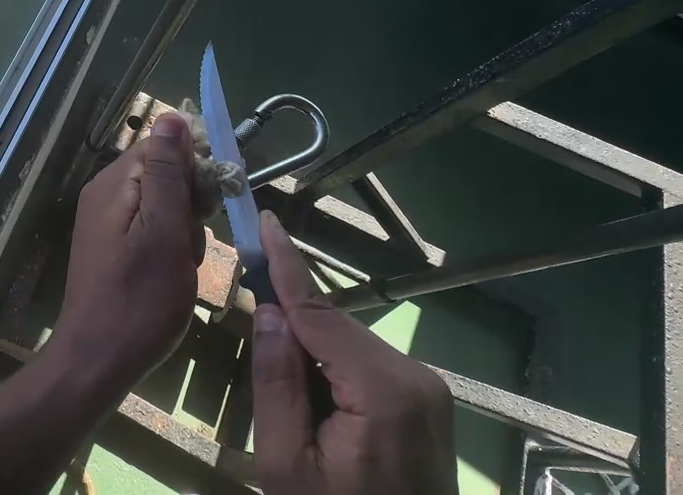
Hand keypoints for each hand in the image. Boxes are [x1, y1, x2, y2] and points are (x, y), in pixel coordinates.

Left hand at [47, 112, 203, 395]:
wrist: (98, 359)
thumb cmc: (139, 298)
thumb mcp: (164, 231)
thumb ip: (168, 173)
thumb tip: (172, 116)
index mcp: (114, 183)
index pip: (162, 146)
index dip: (194, 169)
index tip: (210, 203)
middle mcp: (105, 193)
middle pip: (163, 175)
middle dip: (188, 206)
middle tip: (189, 244)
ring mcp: (106, 220)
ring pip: (162, 205)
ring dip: (182, 231)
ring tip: (180, 266)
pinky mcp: (111, 244)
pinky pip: (150, 229)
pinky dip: (169, 248)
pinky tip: (171, 275)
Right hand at [251, 210, 456, 494]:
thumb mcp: (287, 465)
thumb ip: (276, 382)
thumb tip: (270, 311)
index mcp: (383, 391)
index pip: (318, 312)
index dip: (285, 263)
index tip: (265, 218)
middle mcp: (415, 377)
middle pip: (333, 328)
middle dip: (291, 326)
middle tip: (255, 339)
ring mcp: (428, 390)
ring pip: (347, 345)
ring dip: (311, 354)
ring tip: (294, 410)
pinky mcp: (427, 403)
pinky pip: (365, 365)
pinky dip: (333, 371)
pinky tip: (318, 409)